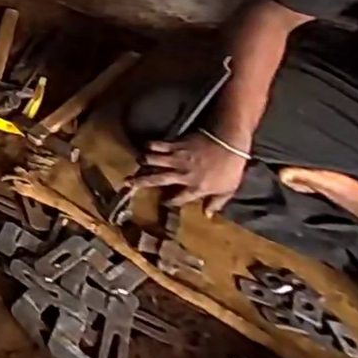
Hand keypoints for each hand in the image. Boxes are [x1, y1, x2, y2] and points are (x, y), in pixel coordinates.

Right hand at [130, 131, 248, 213]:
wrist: (228, 143)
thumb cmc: (230, 168)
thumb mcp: (228, 190)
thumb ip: (216, 203)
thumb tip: (207, 215)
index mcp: (195, 188)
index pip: (177, 198)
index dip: (168, 201)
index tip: (162, 200)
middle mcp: (182, 175)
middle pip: (157, 180)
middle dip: (140, 181)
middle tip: (127, 183)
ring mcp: (177, 159)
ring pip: (153, 160)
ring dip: (143, 161)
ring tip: (138, 162)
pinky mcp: (175, 144)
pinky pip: (157, 145)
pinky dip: (150, 145)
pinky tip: (146, 146)